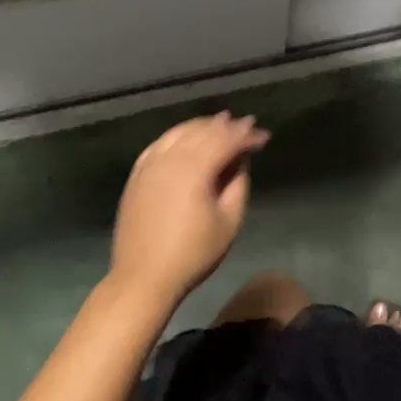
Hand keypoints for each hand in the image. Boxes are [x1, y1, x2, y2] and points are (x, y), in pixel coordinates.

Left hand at [109, 113, 267, 301]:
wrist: (143, 278)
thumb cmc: (193, 254)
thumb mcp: (229, 221)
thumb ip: (238, 184)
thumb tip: (239, 160)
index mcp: (195, 169)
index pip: (226, 140)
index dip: (247, 136)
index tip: (264, 136)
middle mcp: (170, 158)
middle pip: (203, 131)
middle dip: (227, 126)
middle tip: (247, 124)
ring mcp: (149, 165)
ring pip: (179, 132)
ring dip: (202, 126)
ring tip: (221, 123)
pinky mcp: (137, 175)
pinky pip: (159, 144)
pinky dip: (177, 135)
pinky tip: (186, 137)